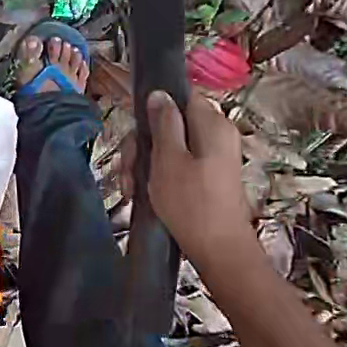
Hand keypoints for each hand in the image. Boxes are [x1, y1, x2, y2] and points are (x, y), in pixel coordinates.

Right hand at [145, 90, 257, 270]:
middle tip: (127, 168)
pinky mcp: (207, 176)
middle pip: (170, 122)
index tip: (135, 130)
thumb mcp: (168, 159)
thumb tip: (159, 93)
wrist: (219, 253)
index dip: (154, 107)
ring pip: (168, 145)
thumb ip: (163, 123)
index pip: (181, 96)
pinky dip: (157, 174)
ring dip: (144, 162)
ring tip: (129, 186)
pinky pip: (176, 163)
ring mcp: (212, 156)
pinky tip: (139, 192)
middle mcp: (216, 135)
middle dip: (142, 143)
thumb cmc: (190, 203)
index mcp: (212, 125)